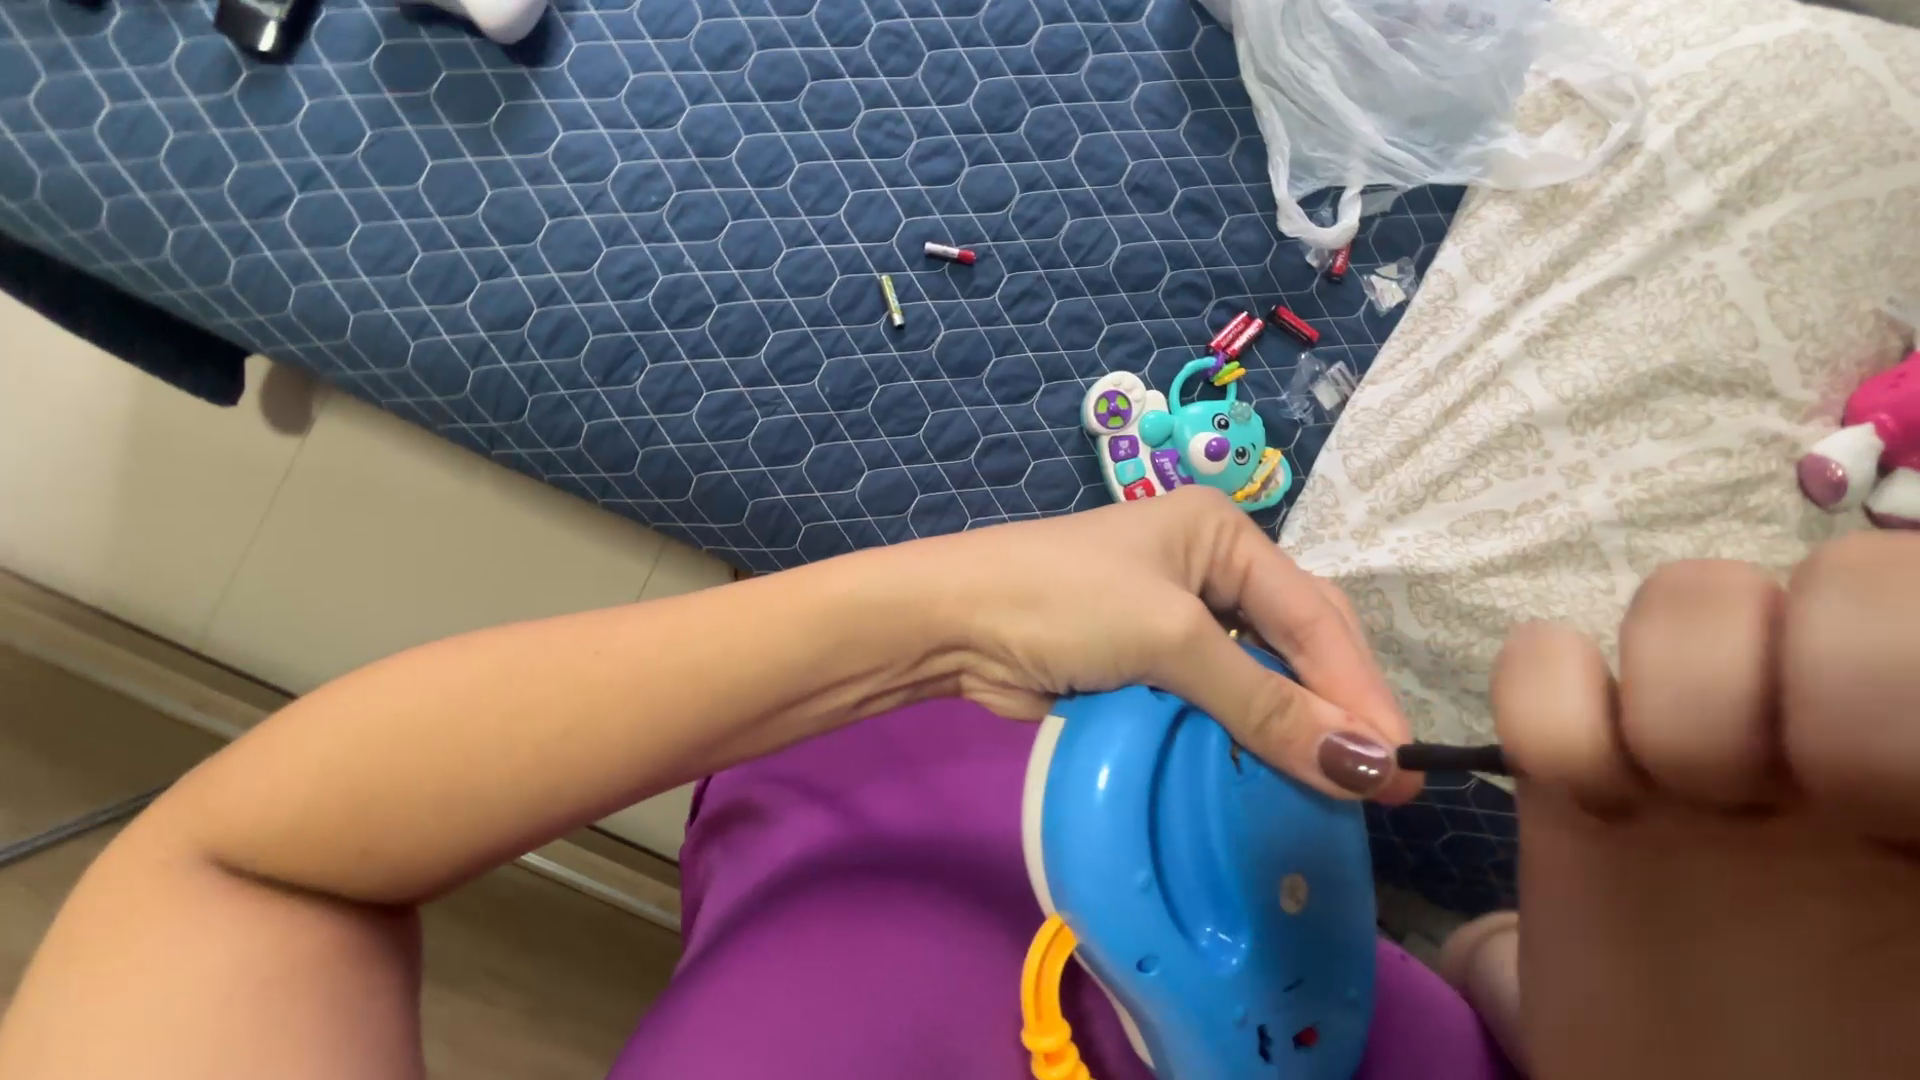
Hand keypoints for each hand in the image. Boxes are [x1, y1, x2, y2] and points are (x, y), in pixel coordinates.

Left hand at [893, 485, 1416, 801]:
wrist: (954, 621)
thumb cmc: (1062, 601)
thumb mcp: (1169, 638)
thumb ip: (1262, 701)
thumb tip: (1364, 764)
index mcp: (1221, 533)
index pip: (1313, 613)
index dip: (1357, 688)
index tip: (1396, 764)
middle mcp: (1206, 567)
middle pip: (1294, 641)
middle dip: (1332, 706)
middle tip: (1375, 783)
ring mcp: (1175, 615)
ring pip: (1256, 675)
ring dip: (1290, 726)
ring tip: (1336, 786)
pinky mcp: (1146, 660)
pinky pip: (1214, 699)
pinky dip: (1241, 734)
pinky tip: (1270, 771)